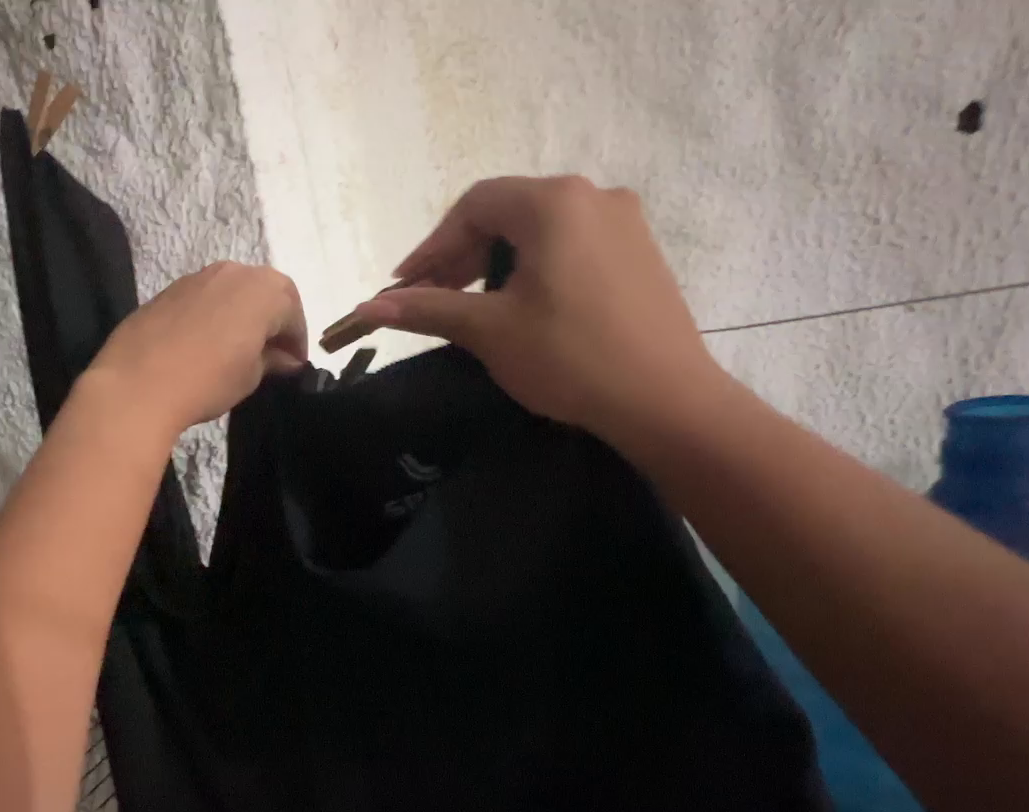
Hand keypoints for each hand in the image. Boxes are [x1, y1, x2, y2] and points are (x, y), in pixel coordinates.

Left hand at [89, 261, 308, 434]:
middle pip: (263, 292)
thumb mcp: (250, 376)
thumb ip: (271, 360)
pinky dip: (212, 317)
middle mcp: (233, 272)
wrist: (138, 383)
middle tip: (271, 356)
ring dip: (241, 315)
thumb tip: (283, 359)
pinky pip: (203, 300)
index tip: (294, 366)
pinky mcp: (167, 291)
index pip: (293, 312)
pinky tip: (204, 345)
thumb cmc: (208, 380)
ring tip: (237, 350)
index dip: (296, 341)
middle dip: (272, 321)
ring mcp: (197, 277)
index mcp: (263, 289)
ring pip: (231, 292)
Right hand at [353, 176, 728, 439]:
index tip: (403, 287)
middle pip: (507, 212)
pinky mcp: (639, 253)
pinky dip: (533, 268)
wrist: (663, 399)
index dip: (432, 246)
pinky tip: (522, 307)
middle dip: (462, 254)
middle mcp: (593, 196)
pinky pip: (570, 245)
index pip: (474, 205)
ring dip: (495, 263)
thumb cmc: (568, 357)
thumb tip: (366, 307)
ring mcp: (624, 223)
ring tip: (472, 306)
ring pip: (539, 230)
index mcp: (554, 203)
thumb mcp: (488, 330)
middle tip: (432, 299)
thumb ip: (427, 309)